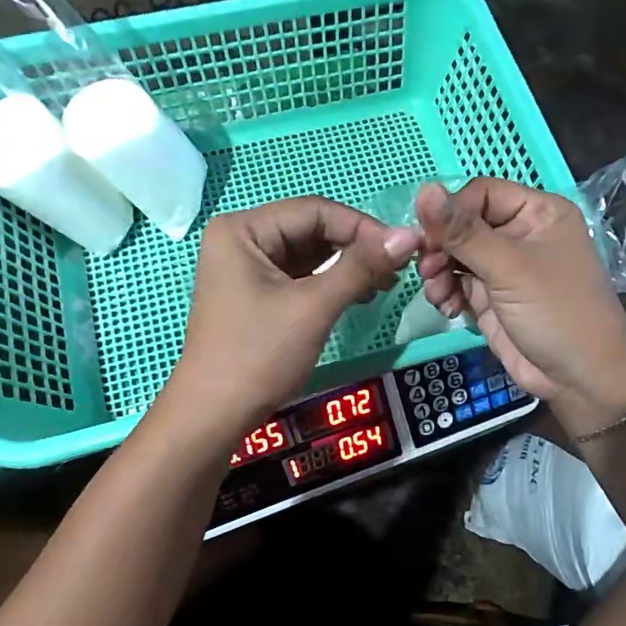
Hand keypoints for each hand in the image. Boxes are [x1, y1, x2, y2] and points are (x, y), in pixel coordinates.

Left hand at [164, 197, 420, 439]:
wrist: (215, 414)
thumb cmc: (259, 355)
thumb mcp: (313, 307)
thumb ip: (361, 267)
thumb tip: (409, 236)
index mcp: (243, 230)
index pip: (314, 211)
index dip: (362, 227)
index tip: (402, 249)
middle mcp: (241, 241)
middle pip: (311, 230)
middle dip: (356, 248)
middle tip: (397, 270)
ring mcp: (247, 270)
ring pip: (309, 255)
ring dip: (347, 267)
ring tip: (384, 284)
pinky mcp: (256, 296)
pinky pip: (300, 278)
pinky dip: (331, 284)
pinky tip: (359, 296)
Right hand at [415, 179, 625, 436]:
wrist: (580, 378)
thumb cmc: (555, 312)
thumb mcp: (508, 268)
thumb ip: (463, 232)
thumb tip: (423, 190)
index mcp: (538, 213)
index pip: (481, 194)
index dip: (450, 212)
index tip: (427, 238)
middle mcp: (521, 234)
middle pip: (465, 225)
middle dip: (442, 247)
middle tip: (427, 269)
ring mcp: (506, 268)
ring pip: (457, 256)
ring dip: (440, 272)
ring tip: (437, 294)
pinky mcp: (494, 299)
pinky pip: (460, 284)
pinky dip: (447, 293)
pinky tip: (447, 307)